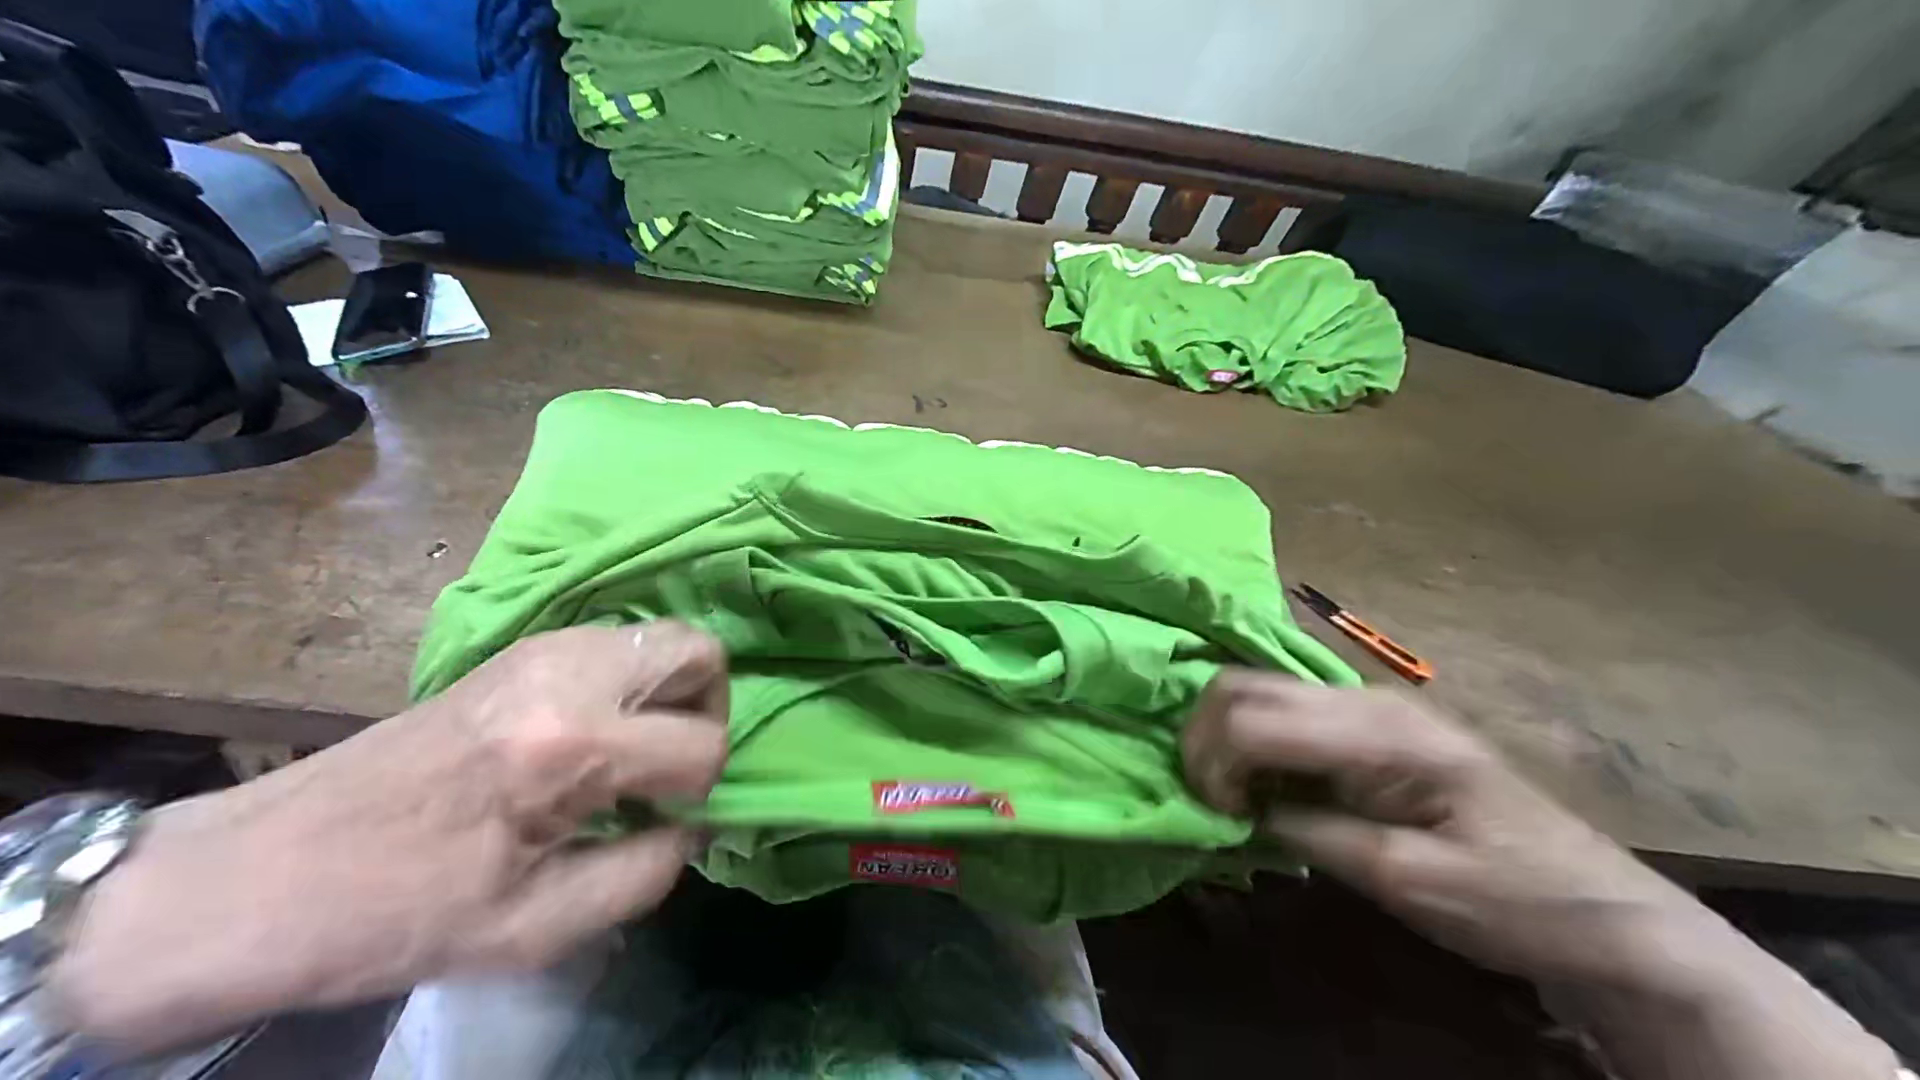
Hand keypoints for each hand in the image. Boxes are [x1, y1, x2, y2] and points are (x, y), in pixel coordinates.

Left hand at [50, 622, 729, 1052]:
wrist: (261, 874)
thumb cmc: (400, 913)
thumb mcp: (537, 930)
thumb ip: (648, 872)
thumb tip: (696, 825)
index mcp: (569, 747)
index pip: (701, 743)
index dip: (704, 788)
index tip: (666, 818)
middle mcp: (567, 674)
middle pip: (700, 651)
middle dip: (710, 709)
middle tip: (675, 760)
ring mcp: (545, 648)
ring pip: (666, 636)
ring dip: (674, 690)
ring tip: (639, 747)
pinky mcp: (524, 647)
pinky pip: (622, 642)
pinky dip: (637, 680)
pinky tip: (600, 731)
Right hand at [1183, 671, 1705, 989]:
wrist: (1606, 910)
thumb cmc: (1514, 899)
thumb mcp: (1406, 880)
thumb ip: (1311, 833)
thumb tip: (1239, 810)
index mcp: (1379, 732)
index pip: (1251, 716)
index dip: (1213, 762)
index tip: (1219, 816)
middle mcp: (1363, 698)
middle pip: (1241, 685)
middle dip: (1204, 739)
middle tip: (1212, 800)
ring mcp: (1365, 702)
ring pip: (1253, 688)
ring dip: (1223, 737)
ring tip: (1234, 795)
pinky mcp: (1365, 720)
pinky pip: (1279, 709)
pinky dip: (1249, 741)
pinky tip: (1264, 784)